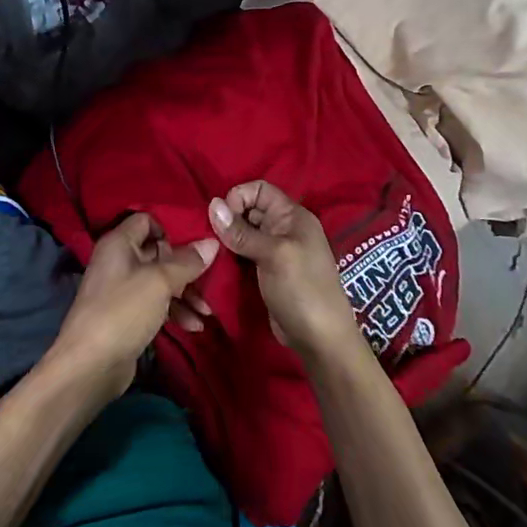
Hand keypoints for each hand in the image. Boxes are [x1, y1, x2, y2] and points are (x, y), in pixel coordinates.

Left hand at [50, 212, 216, 400]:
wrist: (90, 367)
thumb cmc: (123, 311)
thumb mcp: (161, 281)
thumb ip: (188, 260)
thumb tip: (212, 242)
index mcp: (119, 243)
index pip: (148, 219)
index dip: (173, 227)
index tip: (199, 239)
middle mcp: (120, 261)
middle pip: (160, 252)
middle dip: (188, 265)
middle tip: (213, 275)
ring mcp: (124, 290)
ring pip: (162, 280)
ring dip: (186, 292)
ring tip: (208, 309)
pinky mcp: (129, 315)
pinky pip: (158, 303)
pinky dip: (176, 311)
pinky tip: (195, 325)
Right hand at [207, 181, 366, 364]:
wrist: (319, 337)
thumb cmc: (302, 288)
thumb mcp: (274, 255)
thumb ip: (243, 232)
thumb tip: (212, 205)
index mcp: (292, 215)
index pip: (260, 189)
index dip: (238, 197)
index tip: (219, 219)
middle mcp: (283, 228)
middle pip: (249, 210)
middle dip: (227, 219)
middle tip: (207, 239)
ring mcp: (274, 251)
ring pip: (243, 234)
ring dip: (225, 241)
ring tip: (208, 253)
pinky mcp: (265, 272)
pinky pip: (243, 255)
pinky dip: (229, 258)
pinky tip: (214, 266)